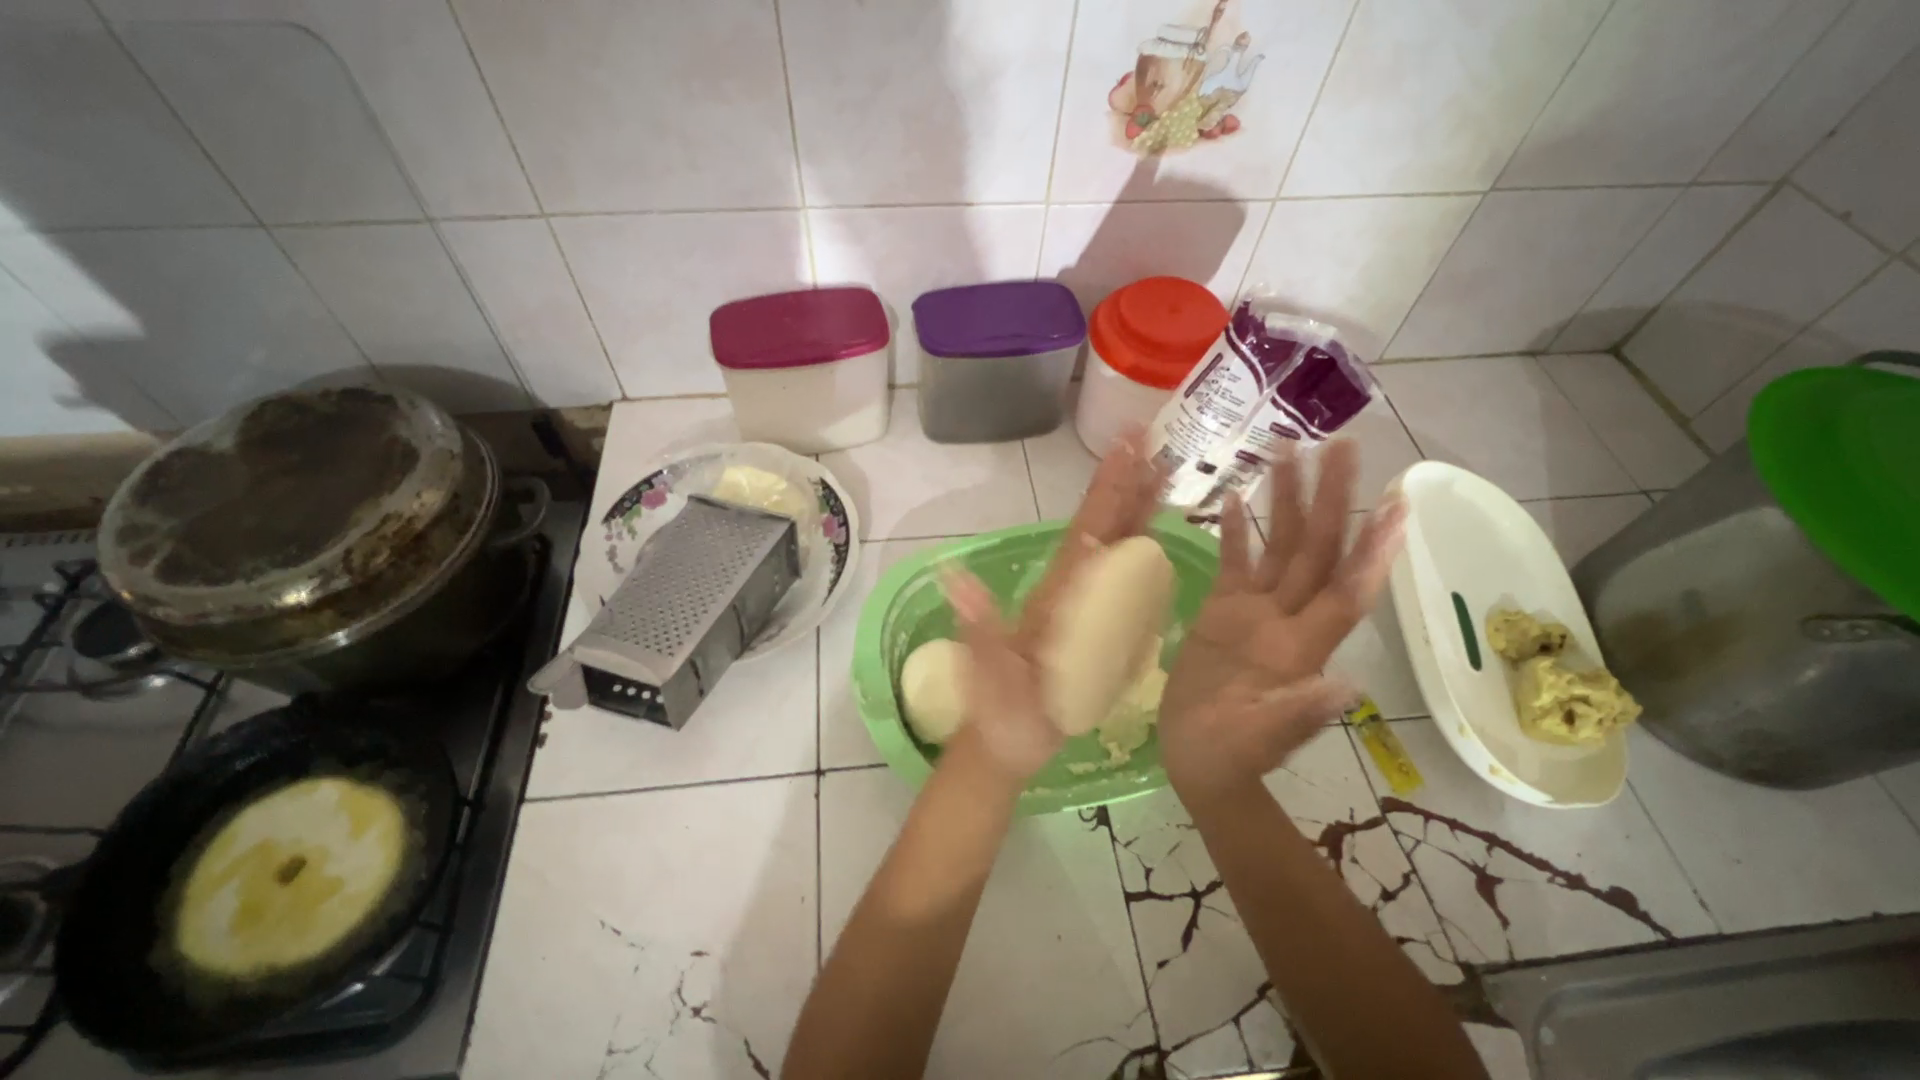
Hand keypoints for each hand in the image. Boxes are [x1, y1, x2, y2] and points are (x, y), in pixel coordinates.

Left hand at [938, 429, 1164, 782]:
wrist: (1002, 745)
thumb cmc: (998, 712)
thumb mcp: (988, 671)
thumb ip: (979, 627)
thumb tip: (952, 575)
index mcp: (1054, 594)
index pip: (1085, 532)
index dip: (1106, 490)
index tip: (1127, 445)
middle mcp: (1069, 592)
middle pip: (1102, 529)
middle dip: (1126, 485)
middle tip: (1152, 441)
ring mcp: (1082, 611)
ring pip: (1114, 550)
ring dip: (1136, 511)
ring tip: (1162, 475)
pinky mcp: (1094, 631)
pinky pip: (1123, 586)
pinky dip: (1141, 557)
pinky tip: (1156, 543)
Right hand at [1160, 440, 1406, 798]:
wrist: (1202, 763)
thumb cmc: (1233, 755)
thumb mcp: (1263, 739)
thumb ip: (1301, 713)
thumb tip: (1349, 684)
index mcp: (1303, 644)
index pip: (1346, 586)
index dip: (1372, 546)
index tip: (1397, 499)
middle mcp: (1288, 618)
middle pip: (1316, 550)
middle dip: (1331, 498)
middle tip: (1342, 444)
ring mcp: (1255, 613)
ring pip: (1279, 546)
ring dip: (1287, 500)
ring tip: (1288, 450)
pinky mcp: (1223, 614)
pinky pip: (1235, 563)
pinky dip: (1235, 532)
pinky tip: (1233, 497)